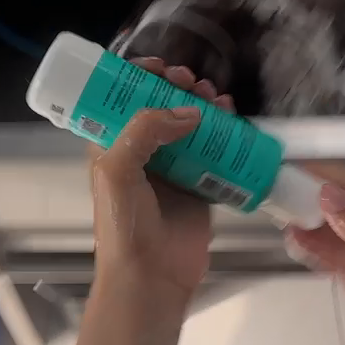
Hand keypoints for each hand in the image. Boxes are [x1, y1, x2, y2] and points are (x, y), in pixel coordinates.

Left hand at [88, 59, 232, 317]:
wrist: (152, 277)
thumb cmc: (125, 224)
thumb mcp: (119, 170)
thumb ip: (145, 131)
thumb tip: (188, 111)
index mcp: (111, 146)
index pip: (120, 100)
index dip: (136, 78)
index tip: (157, 66)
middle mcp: (141, 153)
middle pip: (159, 107)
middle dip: (175, 87)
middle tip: (190, 81)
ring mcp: (172, 168)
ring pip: (189, 124)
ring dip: (202, 105)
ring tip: (214, 96)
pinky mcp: (200, 184)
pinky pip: (215, 150)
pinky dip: (225, 131)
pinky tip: (233, 118)